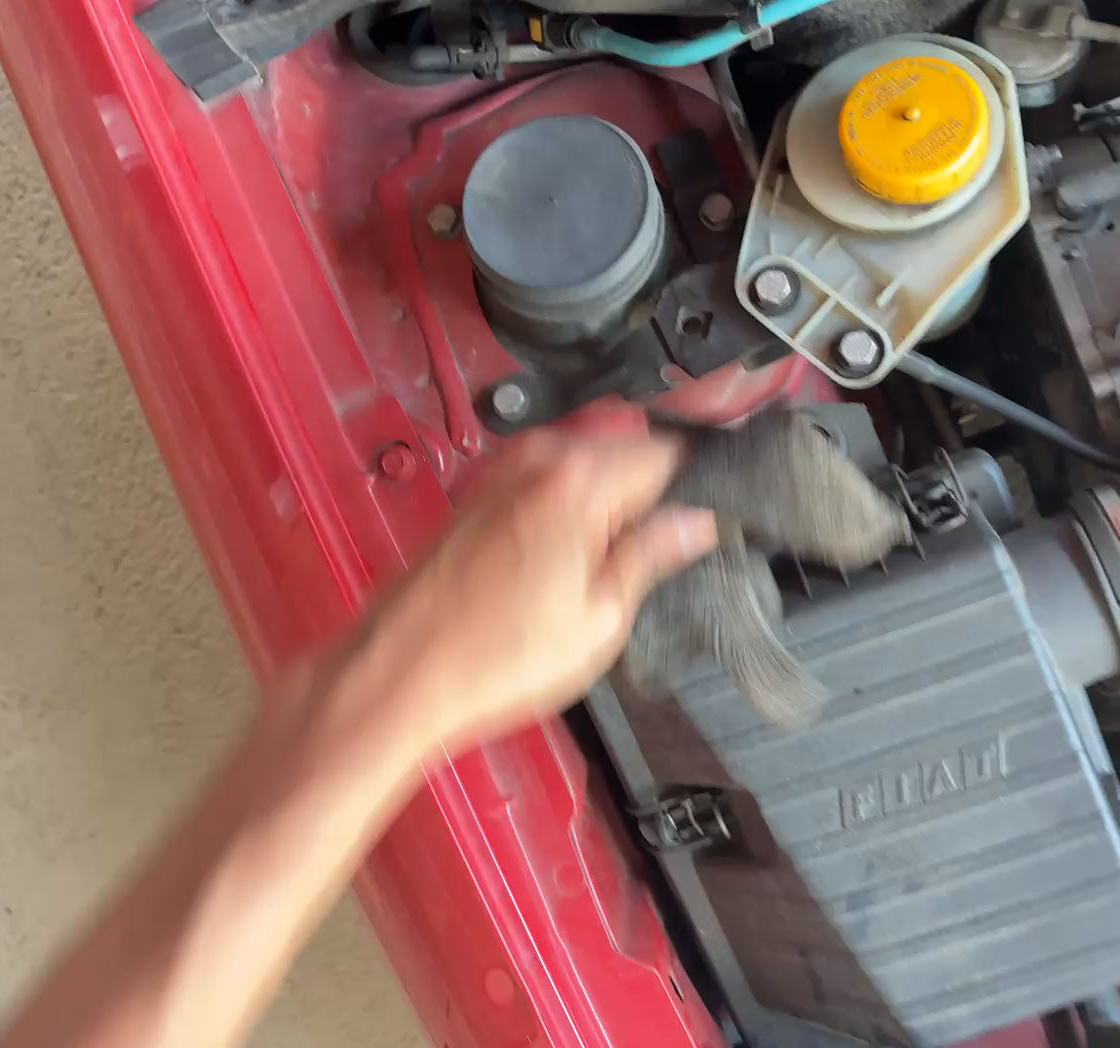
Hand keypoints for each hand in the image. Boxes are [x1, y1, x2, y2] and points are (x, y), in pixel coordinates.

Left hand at [315, 430, 717, 751]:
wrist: (398, 675)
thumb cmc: (494, 658)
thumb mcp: (600, 616)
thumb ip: (652, 553)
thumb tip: (696, 522)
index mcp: (582, 481)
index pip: (671, 450)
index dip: (704, 473)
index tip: (721, 498)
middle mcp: (543, 458)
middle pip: (632, 444)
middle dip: (665, 477)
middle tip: (685, 526)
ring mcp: (509, 469)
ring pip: (595, 457)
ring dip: (624, 486)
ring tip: (640, 540)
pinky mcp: (487, 489)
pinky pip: (557, 472)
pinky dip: (584, 493)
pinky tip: (589, 540)